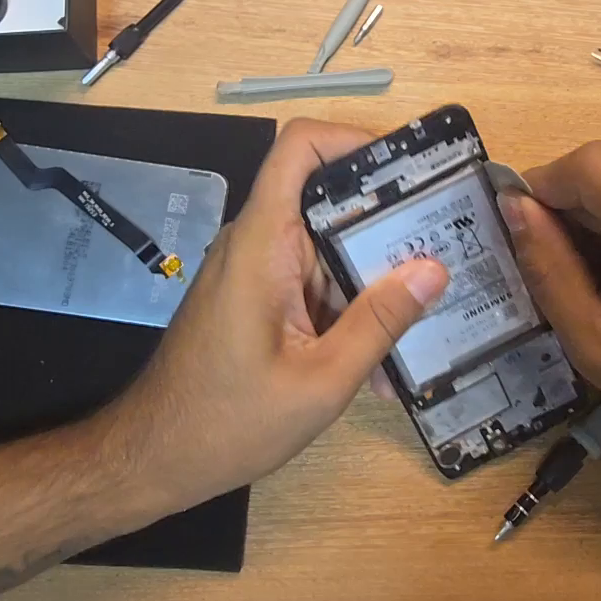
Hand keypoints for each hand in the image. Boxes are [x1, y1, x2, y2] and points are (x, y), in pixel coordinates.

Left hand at [98, 120, 449, 512]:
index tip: (410, 169)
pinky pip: (313, 284)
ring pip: (327, 248)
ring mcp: (257, 271)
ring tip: (425, 314)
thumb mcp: (321, 380)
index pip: (299, 148)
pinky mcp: (259, 299)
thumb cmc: (228, 422)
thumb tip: (434, 269)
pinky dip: (348, 311)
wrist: (155, 459)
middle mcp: (258, 243)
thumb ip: (380, 322)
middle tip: (445, 244)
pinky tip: (380, 358)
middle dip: (386, 221)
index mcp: (263, 243)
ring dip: (372, 280)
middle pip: (327, 199)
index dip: (354, 141)